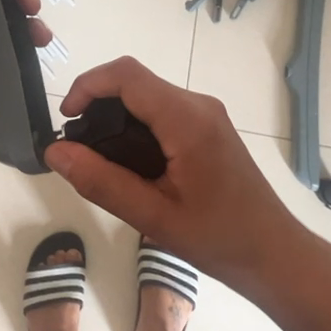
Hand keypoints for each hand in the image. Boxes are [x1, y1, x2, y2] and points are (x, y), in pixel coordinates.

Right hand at [44, 57, 307, 289]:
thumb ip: (101, 182)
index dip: (88, 85)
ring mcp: (207, 115)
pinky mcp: (209, 128)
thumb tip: (55, 151)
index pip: (127, 75)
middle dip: (98, 102)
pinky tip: (129, 164)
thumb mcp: (153, 216)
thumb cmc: (218, 239)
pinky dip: (136, 124)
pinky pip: (163, 110)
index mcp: (187, 120)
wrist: (275, 255)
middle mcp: (198, 105)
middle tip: (78, 148)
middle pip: (135, 81)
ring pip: (148, 95)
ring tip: (99, 159)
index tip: (66, 119)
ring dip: (116, 114)